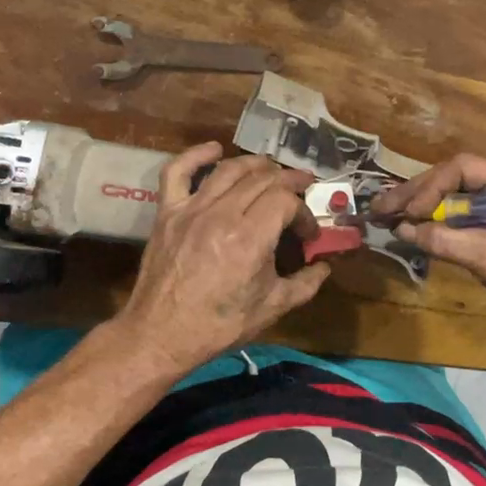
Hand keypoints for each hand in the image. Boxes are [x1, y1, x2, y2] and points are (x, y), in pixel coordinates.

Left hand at [103, 143, 331, 377]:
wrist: (160, 335)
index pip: (286, 202)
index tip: (308, 235)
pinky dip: (197, 155)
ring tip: (272, 172)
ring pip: (229, 170)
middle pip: (262, 179)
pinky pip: (178, 171)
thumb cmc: (220, 326)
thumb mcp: (272, 308)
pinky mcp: (167, 213)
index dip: (304, 213)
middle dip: (289, 183)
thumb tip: (324, 267)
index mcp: (250, 239)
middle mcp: (221, 215)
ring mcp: (191, 210)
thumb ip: (305, 284)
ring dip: (256, 165)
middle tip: (302, 192)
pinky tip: (215, 150)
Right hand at [371, 154, 485, 314]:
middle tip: (381, 208)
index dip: (432, 187)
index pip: (462, 168)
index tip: (413, 213)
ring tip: (387, 214)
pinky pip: (459, 210)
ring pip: (452, 193)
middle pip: (453, 177)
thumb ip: (445, 240)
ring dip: (421, 204)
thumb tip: (403, 231)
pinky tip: (412, 226)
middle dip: (417, 193)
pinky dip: (434, 217)